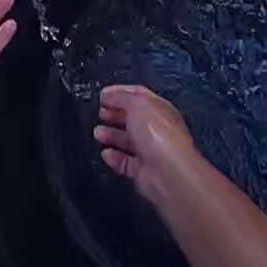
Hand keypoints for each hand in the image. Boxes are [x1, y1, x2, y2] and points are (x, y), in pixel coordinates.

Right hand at [94, 84, 204, 203]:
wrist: (169, 173)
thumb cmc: (155, 131)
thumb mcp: (136, 103)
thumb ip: (119, 97)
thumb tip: (106, 95)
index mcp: (158, 108)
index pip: (138, 95)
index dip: (119, 93)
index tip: (102, 95)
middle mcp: (155, 128)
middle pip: (131, 117)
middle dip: (114, 114)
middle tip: (99, 113)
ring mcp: (150, 151)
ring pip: (126, 140)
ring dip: (111, 135)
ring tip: (97, 133)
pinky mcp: (143, 172)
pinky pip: (125, 162)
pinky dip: (114, 157)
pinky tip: (106, 153)